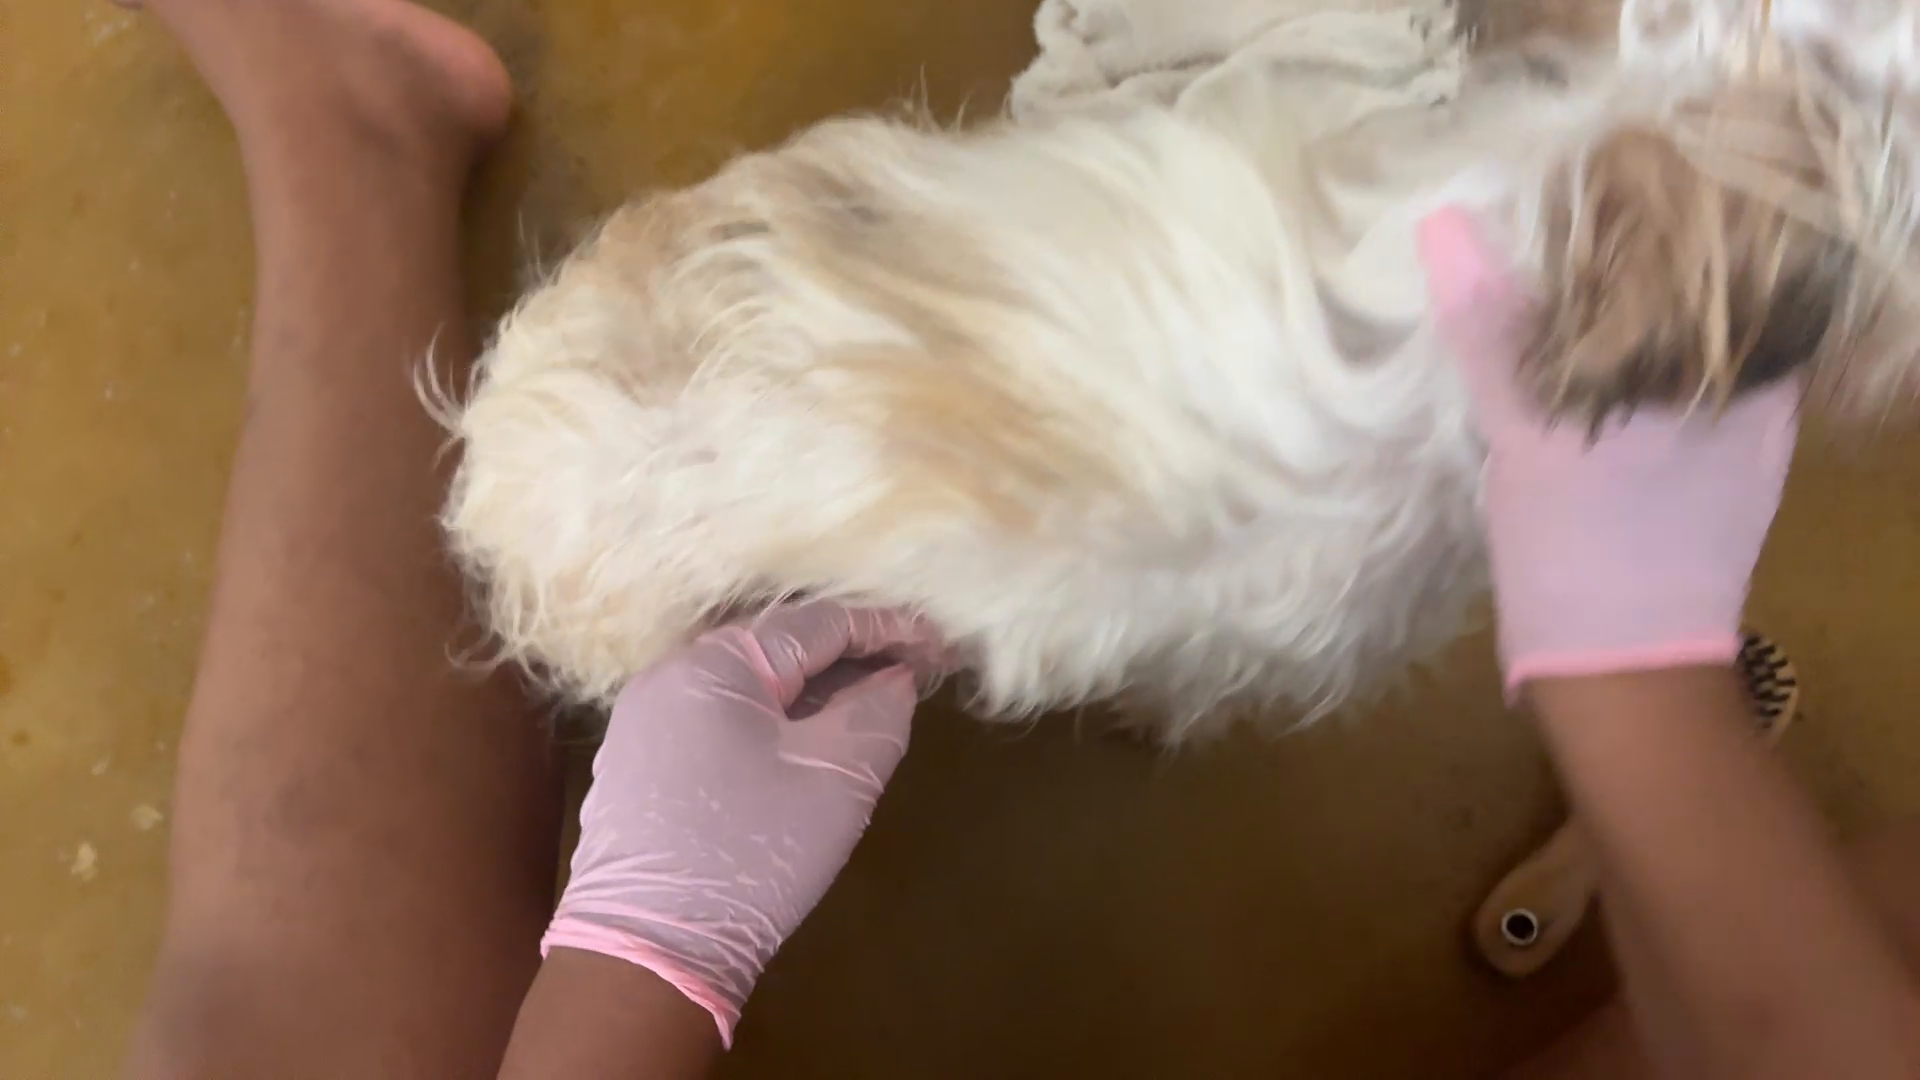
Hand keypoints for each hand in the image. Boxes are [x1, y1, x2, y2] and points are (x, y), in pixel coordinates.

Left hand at [542, 601, 945, 1044]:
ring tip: (873, 698)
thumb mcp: (838, 776)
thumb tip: (897, 678)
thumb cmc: (753, 853)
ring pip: (754, 682)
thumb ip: (880, 710)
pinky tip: (814, 735)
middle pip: (782, 646)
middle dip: (851, 655)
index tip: (936, 643)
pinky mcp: (646, 759)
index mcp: (716, 663)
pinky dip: (778, 716)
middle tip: (911, 671)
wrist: (648, 959)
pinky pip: (727, 714)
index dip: (885, 628)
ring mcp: (651, 717)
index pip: (818, 622)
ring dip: (817, 687)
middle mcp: (673, 674)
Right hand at [1417, 207, 1801, 691]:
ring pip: (1652, 342)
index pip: (1714, 248)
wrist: (1608, 664)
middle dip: (1613, 255)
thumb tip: (1445, 227)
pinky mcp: (1672, 471)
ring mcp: (1712, 435)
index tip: (1581, 177)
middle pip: (1680, 291)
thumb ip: (1494, 335)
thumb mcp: (1535, 434)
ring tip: (1530, 280)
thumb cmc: (1586, 547)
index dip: (1652, 203)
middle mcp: (1746, 391)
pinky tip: (1545, 365)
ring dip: (1596, 312)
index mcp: (1749, 368)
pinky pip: (1631, 390)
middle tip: (1537, 222)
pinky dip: (1589, 366)